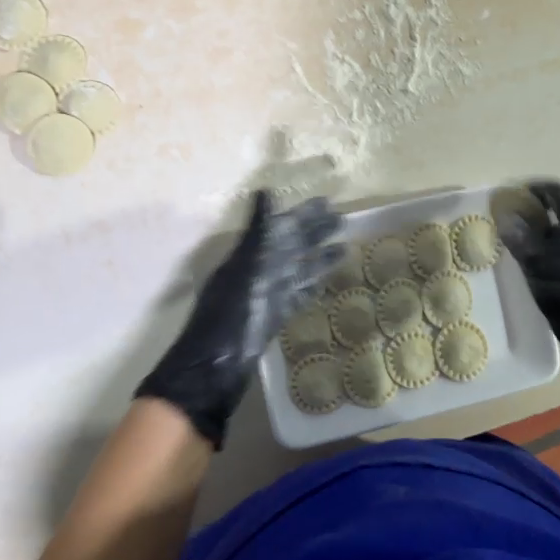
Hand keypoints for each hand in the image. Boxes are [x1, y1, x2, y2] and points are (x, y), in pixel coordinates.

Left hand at [136, 191, 343, 447]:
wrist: (214, 368)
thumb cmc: (228, 315)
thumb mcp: (244, 269)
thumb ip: (258, 233)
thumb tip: (266, 192)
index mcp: (247, 257)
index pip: (280, 228)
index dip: (303, 215)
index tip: (328, 202)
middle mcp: (256, 273)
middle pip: (290, 248)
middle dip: (314, 233)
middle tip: (343, 220)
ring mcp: (264, 298)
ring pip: (296, 272)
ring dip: (318, 260)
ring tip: (345, 249)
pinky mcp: (271, 320)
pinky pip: (294, 299)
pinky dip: (309, 290)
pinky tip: (325, 285)